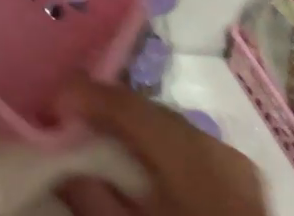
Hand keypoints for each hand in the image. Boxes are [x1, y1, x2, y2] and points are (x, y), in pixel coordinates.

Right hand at [56, 77, 266, 215]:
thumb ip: (90, 199)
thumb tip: (60, 162)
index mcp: (189, 164)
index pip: (126, 106)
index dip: (81, 96)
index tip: (49, 108)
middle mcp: (217, 152)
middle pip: (146, 110)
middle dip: (103, 110)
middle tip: (66, 125)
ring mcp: (237, 167)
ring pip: (167, 127)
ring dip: (129, 129)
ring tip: (97, 147)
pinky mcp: (244, 184)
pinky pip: (187, 147)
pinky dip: (156, 148)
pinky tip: (138, 170)